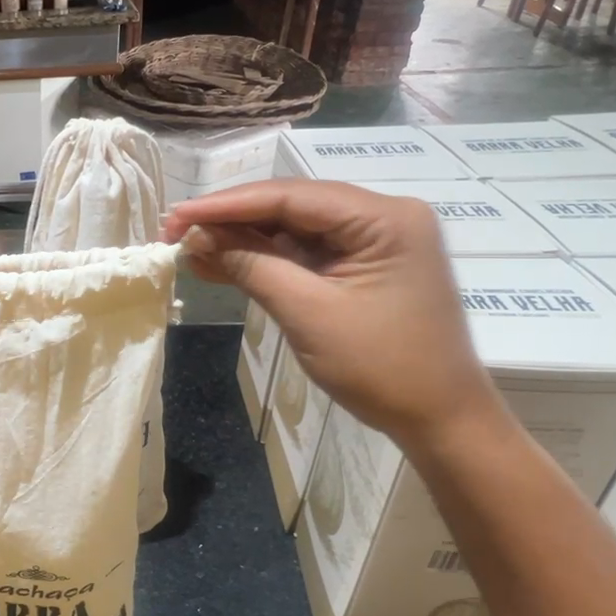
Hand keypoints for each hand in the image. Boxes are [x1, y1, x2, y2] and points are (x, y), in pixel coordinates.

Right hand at [165, 180, 503, 452]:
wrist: (440, 419)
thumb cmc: (381, 367)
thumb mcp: (307, 313)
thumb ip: (250, 265)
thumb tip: (195, 239)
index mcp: (384, 218)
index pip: (290, 196)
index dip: (226, 204)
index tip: (177, 215)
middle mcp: (382, 216)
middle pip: (290, 206)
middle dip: (231, 220)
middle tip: (175, 232)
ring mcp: (373, 241)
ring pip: (292, 228)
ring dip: (241, 240)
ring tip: (189, 249)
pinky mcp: (361, 265)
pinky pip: (303, 252)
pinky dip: (263, 260)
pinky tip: (219, 264)